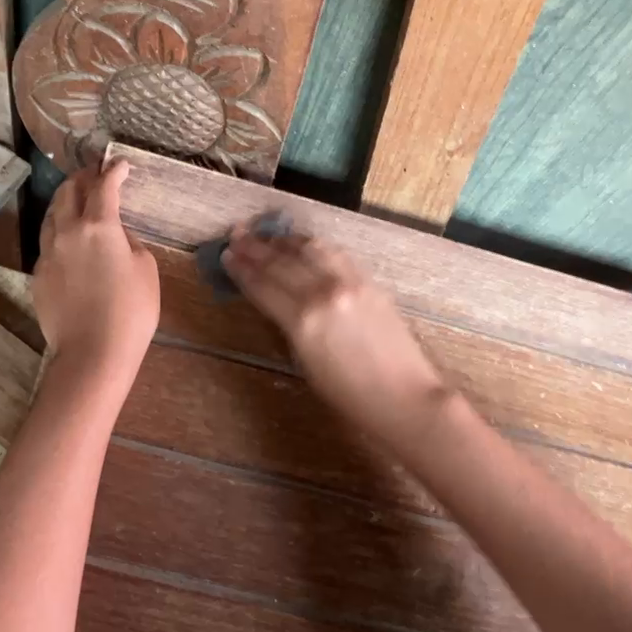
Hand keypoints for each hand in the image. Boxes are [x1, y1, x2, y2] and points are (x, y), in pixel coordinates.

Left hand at [32, 159, 159, 372]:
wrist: (92, 353)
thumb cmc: (131, 312)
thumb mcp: (146, 270)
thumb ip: (132, 243)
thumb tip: (118, 236)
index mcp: (99, 226)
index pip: (104, 186)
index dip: (113, 171)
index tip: (120, 164)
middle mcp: (68, 232)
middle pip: (68, 192)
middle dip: (82, 179)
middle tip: (94, 176)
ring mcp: (48, 253)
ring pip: (51, 215)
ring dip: (65, 203)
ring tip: (76, 202)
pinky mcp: (38, 275)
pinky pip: (47, 244)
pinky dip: (59, 234)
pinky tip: (68, 243)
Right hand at [222, 226, 448, 441]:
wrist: (404, 396)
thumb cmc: (349, 396)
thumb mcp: (305, 364)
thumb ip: (288, 327)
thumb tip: (275, 303)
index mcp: (302, 320)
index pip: (263, 285)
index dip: (242, 270)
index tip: (227, 255)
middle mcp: (323, 292)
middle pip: (281, 262)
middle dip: (255, 248)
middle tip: (236, 235)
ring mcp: (349, 283)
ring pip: (310, 249)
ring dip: (284, 240)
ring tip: (266, 234)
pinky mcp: (369, 281)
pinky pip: (335, 254)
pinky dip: (314, 246)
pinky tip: (304, 244)